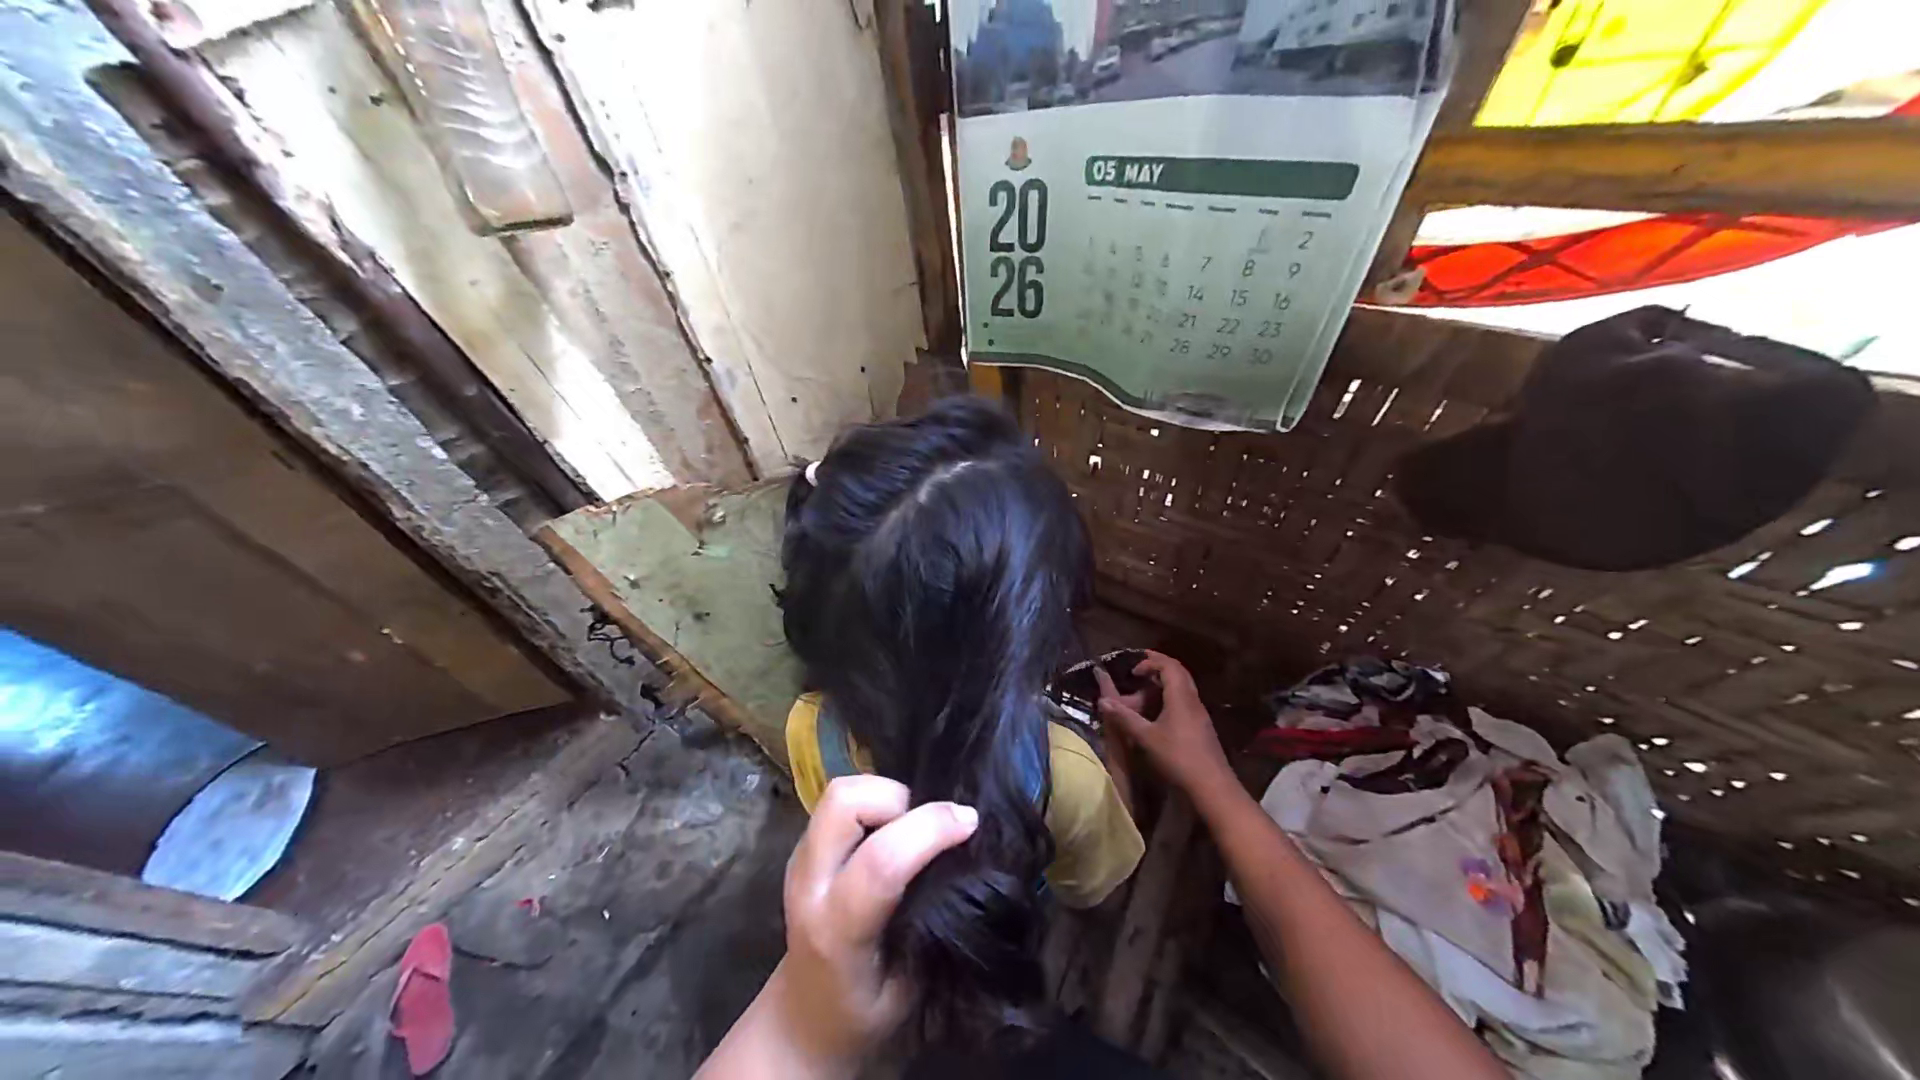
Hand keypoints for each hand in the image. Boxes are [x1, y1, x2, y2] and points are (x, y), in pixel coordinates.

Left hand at [767, 775, 979, 1070]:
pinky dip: (874, 800)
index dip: (930, 829)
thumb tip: (968, 862)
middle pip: (843, 803)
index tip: (970, 823)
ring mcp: (800, 859)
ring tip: (912, 823)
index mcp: (836, 931)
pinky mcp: (802, 846)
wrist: (803, 1018)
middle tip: (928, 823)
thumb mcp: (909, 989)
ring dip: (885, 794)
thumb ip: (932, 926)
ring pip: (839, 791)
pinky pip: (839, 801)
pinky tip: (893, 829)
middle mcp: (810, 885)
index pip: (879, 863)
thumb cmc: (863, 1010)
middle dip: (897, 796)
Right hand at [1096, 650, 1232, 797]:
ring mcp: (1200, 714)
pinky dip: (1171, 696)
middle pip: (1179, 672)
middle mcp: (1193, 700)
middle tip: (1140, 669)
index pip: (1169, 666)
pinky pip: (1186, 701)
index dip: (1151, 662)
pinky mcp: (1202, 727)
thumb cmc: (1178, 757)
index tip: (1134, 672)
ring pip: (1184, 687)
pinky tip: (1160, 712)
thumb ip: (1125, 718)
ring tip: (1147, 690)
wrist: (1212, 786)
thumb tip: (1102, 701)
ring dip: (1166, 682)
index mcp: (1181, 697)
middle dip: (1159, 666)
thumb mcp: (1146, 737)